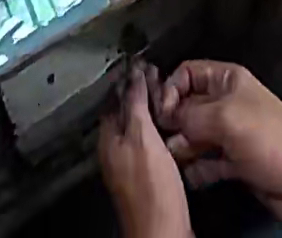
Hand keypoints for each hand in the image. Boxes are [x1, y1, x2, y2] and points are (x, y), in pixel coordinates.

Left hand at [99, 63, 192, 237]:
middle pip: (126, 111)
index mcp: (108, 138)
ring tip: (169, 92)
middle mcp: (115, 149)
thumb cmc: (151, 185)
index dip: (130, 78)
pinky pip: (150, 141)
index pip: (116, 97)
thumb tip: (132, 72)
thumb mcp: (143, 138)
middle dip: (141, 91)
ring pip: (139, 126)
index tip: (146, 61)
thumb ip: (136, 104)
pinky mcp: (146, 176)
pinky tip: (173, 123)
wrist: (164, 234)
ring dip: (151, 108)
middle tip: (160, 73)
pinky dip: (158, 127)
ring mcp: (130, 164)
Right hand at [158, 61, 281, 224]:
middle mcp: (225, 103)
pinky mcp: (234, 162)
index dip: (171, 88)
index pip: (187, 73)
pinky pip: (207, 162)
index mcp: (226, 80)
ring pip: (195, 135)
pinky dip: (196, 168)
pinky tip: (188, 176)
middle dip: (173, 121)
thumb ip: (191, 115)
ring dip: (182, 147)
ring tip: (173, 160)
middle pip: (188, 105)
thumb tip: (168, 121)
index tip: (162, 111)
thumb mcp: (225, 117)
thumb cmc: (267, 136)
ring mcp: (230, 134)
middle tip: (162, 139)